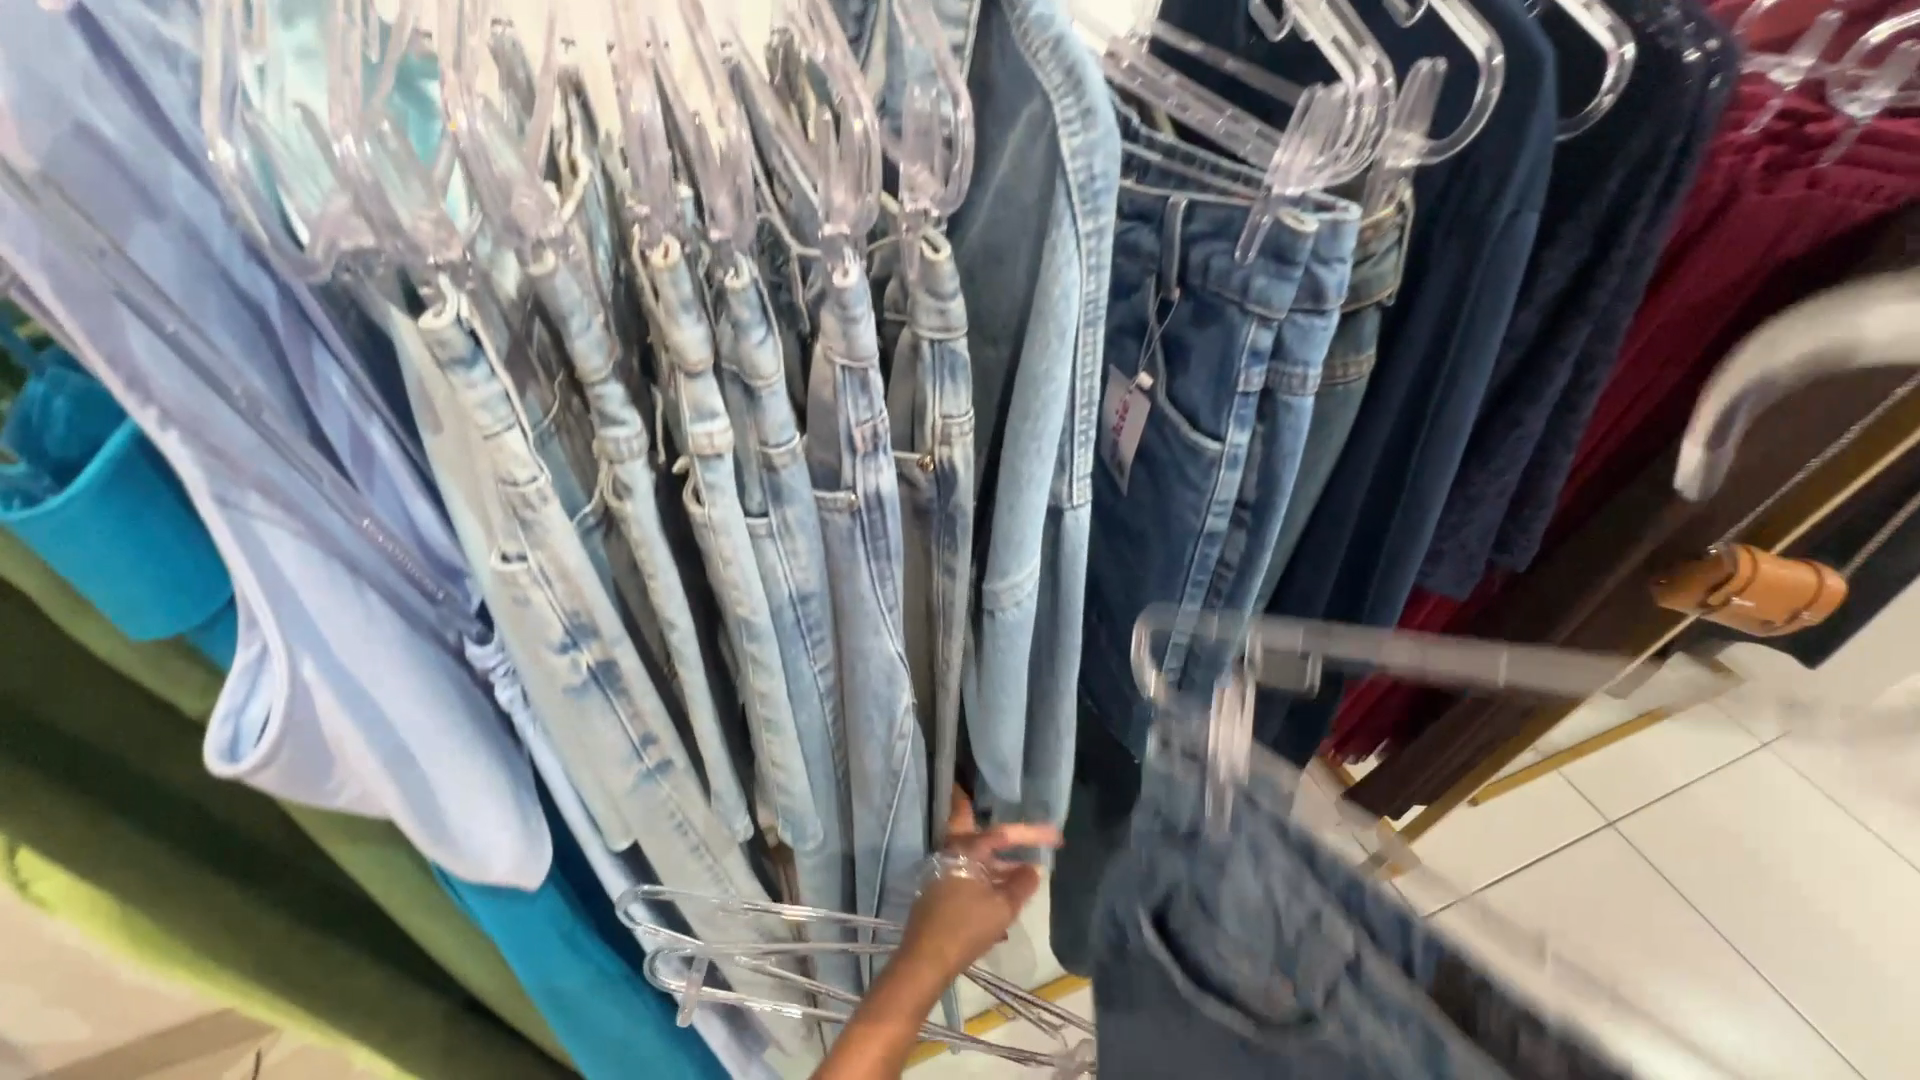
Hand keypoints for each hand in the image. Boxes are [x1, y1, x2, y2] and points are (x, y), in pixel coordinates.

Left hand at [897, 786, 1062, 980]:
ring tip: (1024, 879)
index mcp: (967, 850)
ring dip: (998, 866)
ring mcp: (942, 873)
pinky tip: (1003, 905)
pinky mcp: (939, 893)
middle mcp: (951, 853)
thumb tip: (1033, 869)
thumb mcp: (1002, 908)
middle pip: (973, 828)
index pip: (1003, 833)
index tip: (1056, 836)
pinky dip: (987, 883)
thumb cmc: (965, 927)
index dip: (1032, 833)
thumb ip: (1021, 885)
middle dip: (993, 825)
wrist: (925, 960)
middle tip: (1012, 820)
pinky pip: (968, 878)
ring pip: (974, 859)